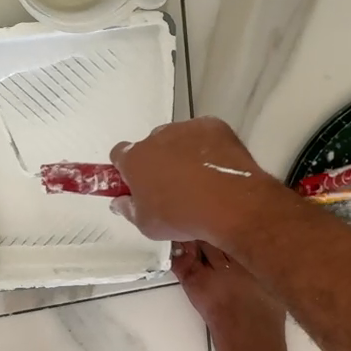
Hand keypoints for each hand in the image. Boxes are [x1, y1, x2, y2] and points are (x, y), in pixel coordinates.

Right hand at [109, 118, 287, 243]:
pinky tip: (214, 168)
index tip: (134, 183)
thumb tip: (120, 202)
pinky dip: (205, 147)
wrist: (231, 204)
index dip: (125, 169)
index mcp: (134, 159)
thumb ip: (128, 209)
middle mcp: (156, 137)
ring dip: (180, 154)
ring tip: (197, 180)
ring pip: (176, 139)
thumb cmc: (182, 216)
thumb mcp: (146, 224)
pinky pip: (202, 134)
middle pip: (150, 146)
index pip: (119, 154)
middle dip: (156, 161)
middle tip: (169, 187)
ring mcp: (185, 128)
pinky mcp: (212, 126)